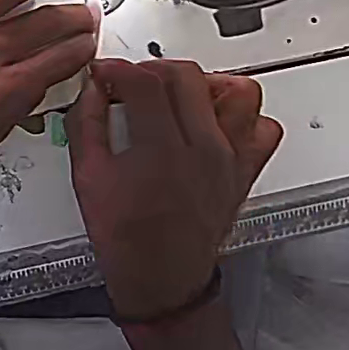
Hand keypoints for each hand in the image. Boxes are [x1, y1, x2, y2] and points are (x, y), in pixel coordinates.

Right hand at [67, 59, 282, 321]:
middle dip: (151, 71)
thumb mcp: (87, 178)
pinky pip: (262, 127)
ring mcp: (230, 159)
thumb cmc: (127, 240)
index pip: (144, 82)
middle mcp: (203, 150)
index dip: (117, 70)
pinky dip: (242, 116)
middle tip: (131, 85)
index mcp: (160, 151)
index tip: (105, 75)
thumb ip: (86, 126)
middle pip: (186, 76)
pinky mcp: (245, 170)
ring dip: (203, 84)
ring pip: (236, 91)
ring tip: (177, 96)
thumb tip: (90, 92)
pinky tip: (213, 122)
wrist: (161, 279)